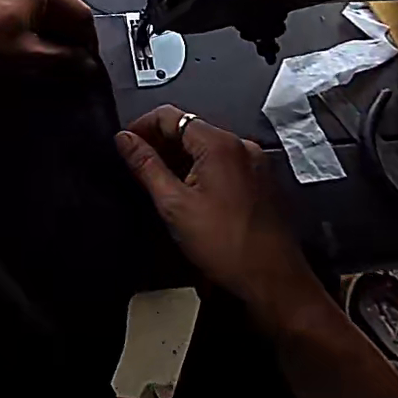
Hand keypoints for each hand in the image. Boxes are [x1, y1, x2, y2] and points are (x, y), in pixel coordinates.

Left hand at [0, 0, 97, 70]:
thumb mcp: (27, 55)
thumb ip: (64, 58)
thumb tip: (86, 64)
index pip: (80, 11)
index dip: (88, 40)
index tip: (89, 60)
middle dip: (71, 26)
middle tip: (72, 55)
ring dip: (53, 17)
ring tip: (50, 45)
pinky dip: (34, 9)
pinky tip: (28, 31)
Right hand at [116, 106, 327, 325]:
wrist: (273, 281)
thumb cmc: (226, 245)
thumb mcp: (173, 204)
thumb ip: (145, 165)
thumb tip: (124, 139)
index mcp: (219, 144)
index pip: (171, 116)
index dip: (142, 126)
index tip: (125, 145)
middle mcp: (241, 146)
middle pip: (189, 129)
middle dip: (159, 144)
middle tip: (136, 167)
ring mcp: (254, 162)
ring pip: (205, 147)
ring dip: (178, 158)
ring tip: (158, 184)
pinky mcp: (259, 180)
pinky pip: (222, 163)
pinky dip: (200, 170)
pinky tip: (188, 195)